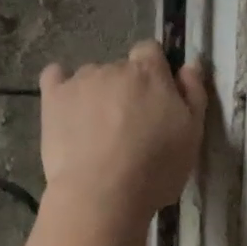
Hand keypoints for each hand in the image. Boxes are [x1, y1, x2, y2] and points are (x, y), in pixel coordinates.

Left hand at [39, 41, 208, 230]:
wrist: (103, 194)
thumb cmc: (156, 168)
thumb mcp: (192, 134)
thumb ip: (193, 94)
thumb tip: (190, 64)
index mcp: (149, 73)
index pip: (150, 51)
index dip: (153, 71)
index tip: (156, 99)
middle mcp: (114, 67)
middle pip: (121, 68)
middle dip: (126, 89)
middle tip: (129, 126)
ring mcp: (80, 81)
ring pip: (92, 77)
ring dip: (97, 93)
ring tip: (97, 129)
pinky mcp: (53, 98)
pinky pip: (54, 77)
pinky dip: (61, 87)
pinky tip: (65, 107)